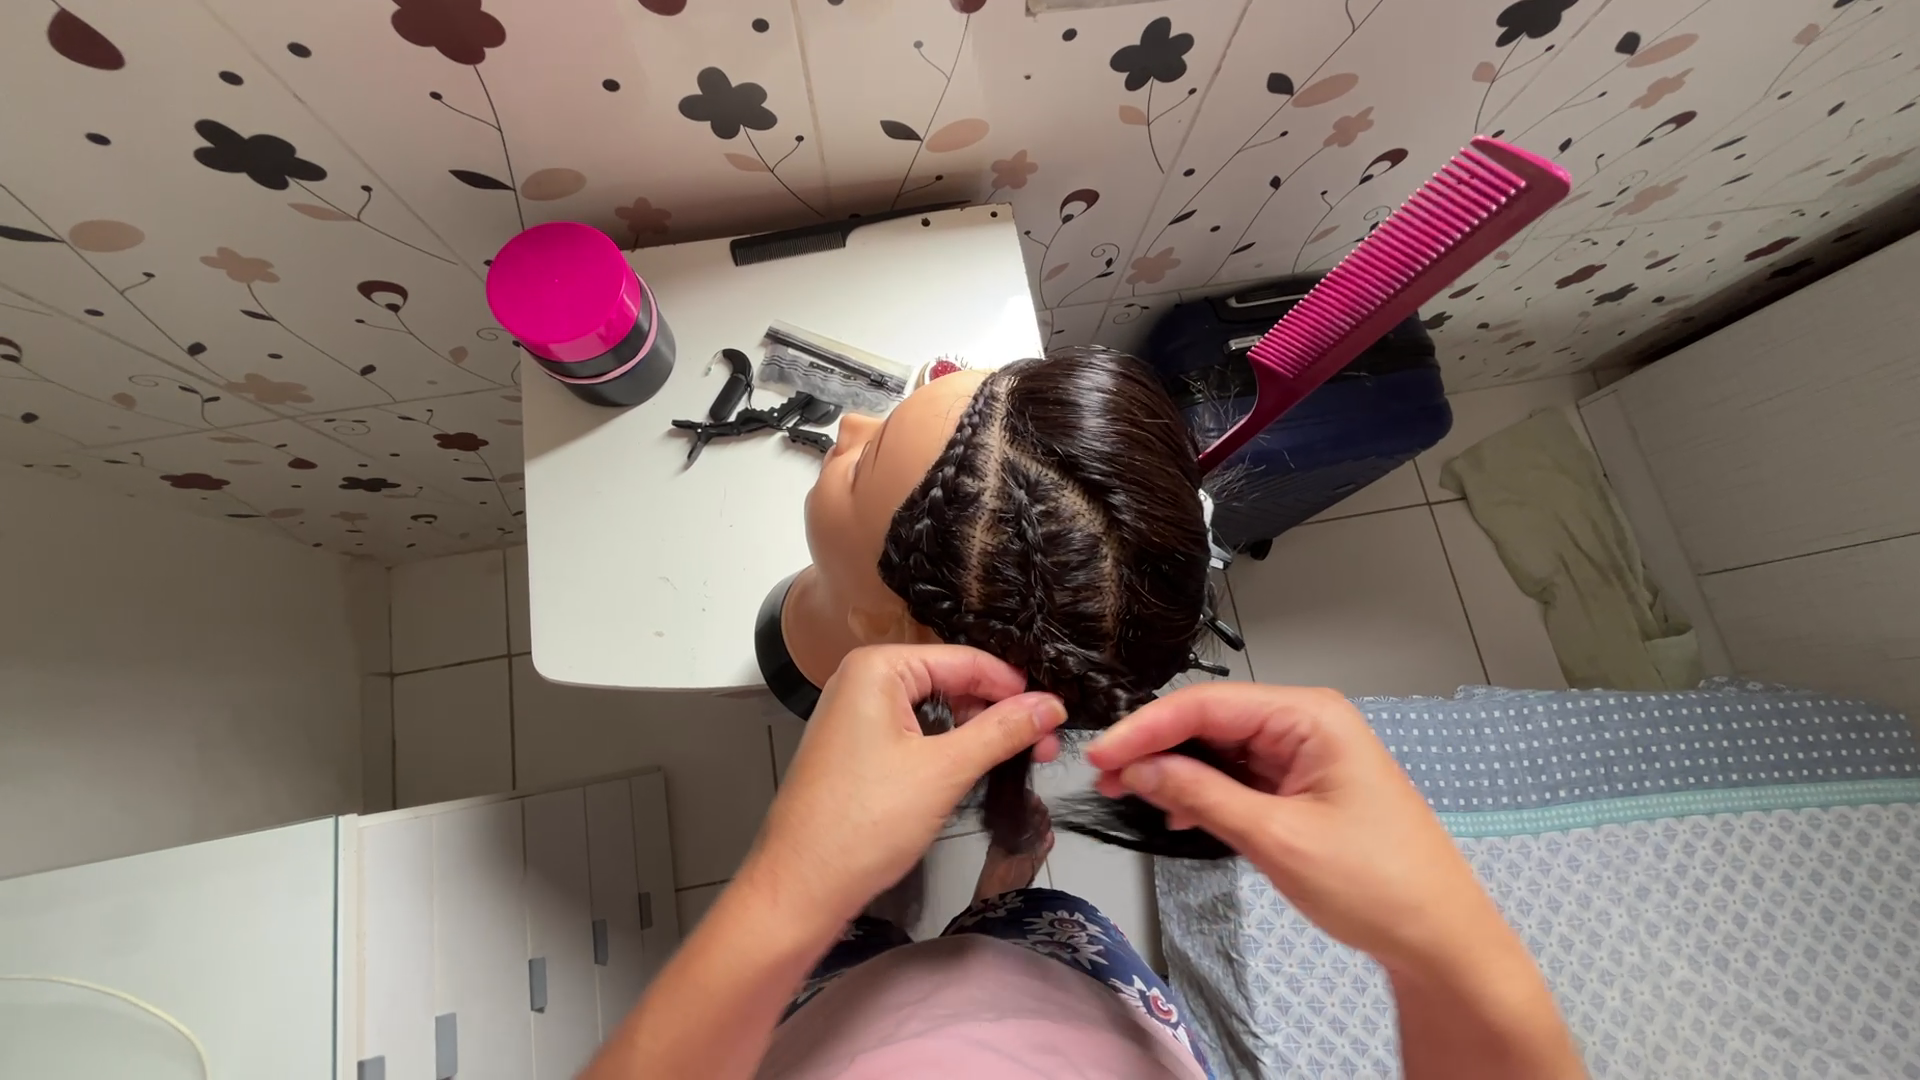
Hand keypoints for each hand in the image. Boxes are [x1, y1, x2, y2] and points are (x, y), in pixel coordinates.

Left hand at [743, 644, 1066, 927]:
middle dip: (998, 712)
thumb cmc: (865, 823)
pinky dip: (949, 746)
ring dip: (978, 731)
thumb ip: (1002, 731)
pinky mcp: (859, 745)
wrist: (799, 889)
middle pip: (949, 680)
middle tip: (1044, 744)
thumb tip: (1053, 704)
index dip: (1013, 686)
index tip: (1056, 712)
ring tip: (1020, 757)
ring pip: (935, 708)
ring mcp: (858, 713)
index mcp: (877, 667)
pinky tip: (979, 763)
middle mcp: (864, 679)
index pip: (963, 660)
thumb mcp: (944, 770)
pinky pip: (915, 731)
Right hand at [1085, 683, 1506, 971]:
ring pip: (1217, 748)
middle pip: (1209, 722)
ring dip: (1173, 771)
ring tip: (1126, 793)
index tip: (1100, 753)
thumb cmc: (1375, 885)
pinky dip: (1201, 791)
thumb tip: (1135, 767)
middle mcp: (1302, 723)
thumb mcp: (1277, 837)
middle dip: (1156, 748)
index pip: (1206, 705)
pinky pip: (1236, 775)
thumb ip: (1201, 793)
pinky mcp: (1296, 784)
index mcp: (1308, 716)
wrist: (1443, 946)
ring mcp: (1300, 754)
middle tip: (1105, 776)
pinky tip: (1174, 810)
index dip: (1146, 727)